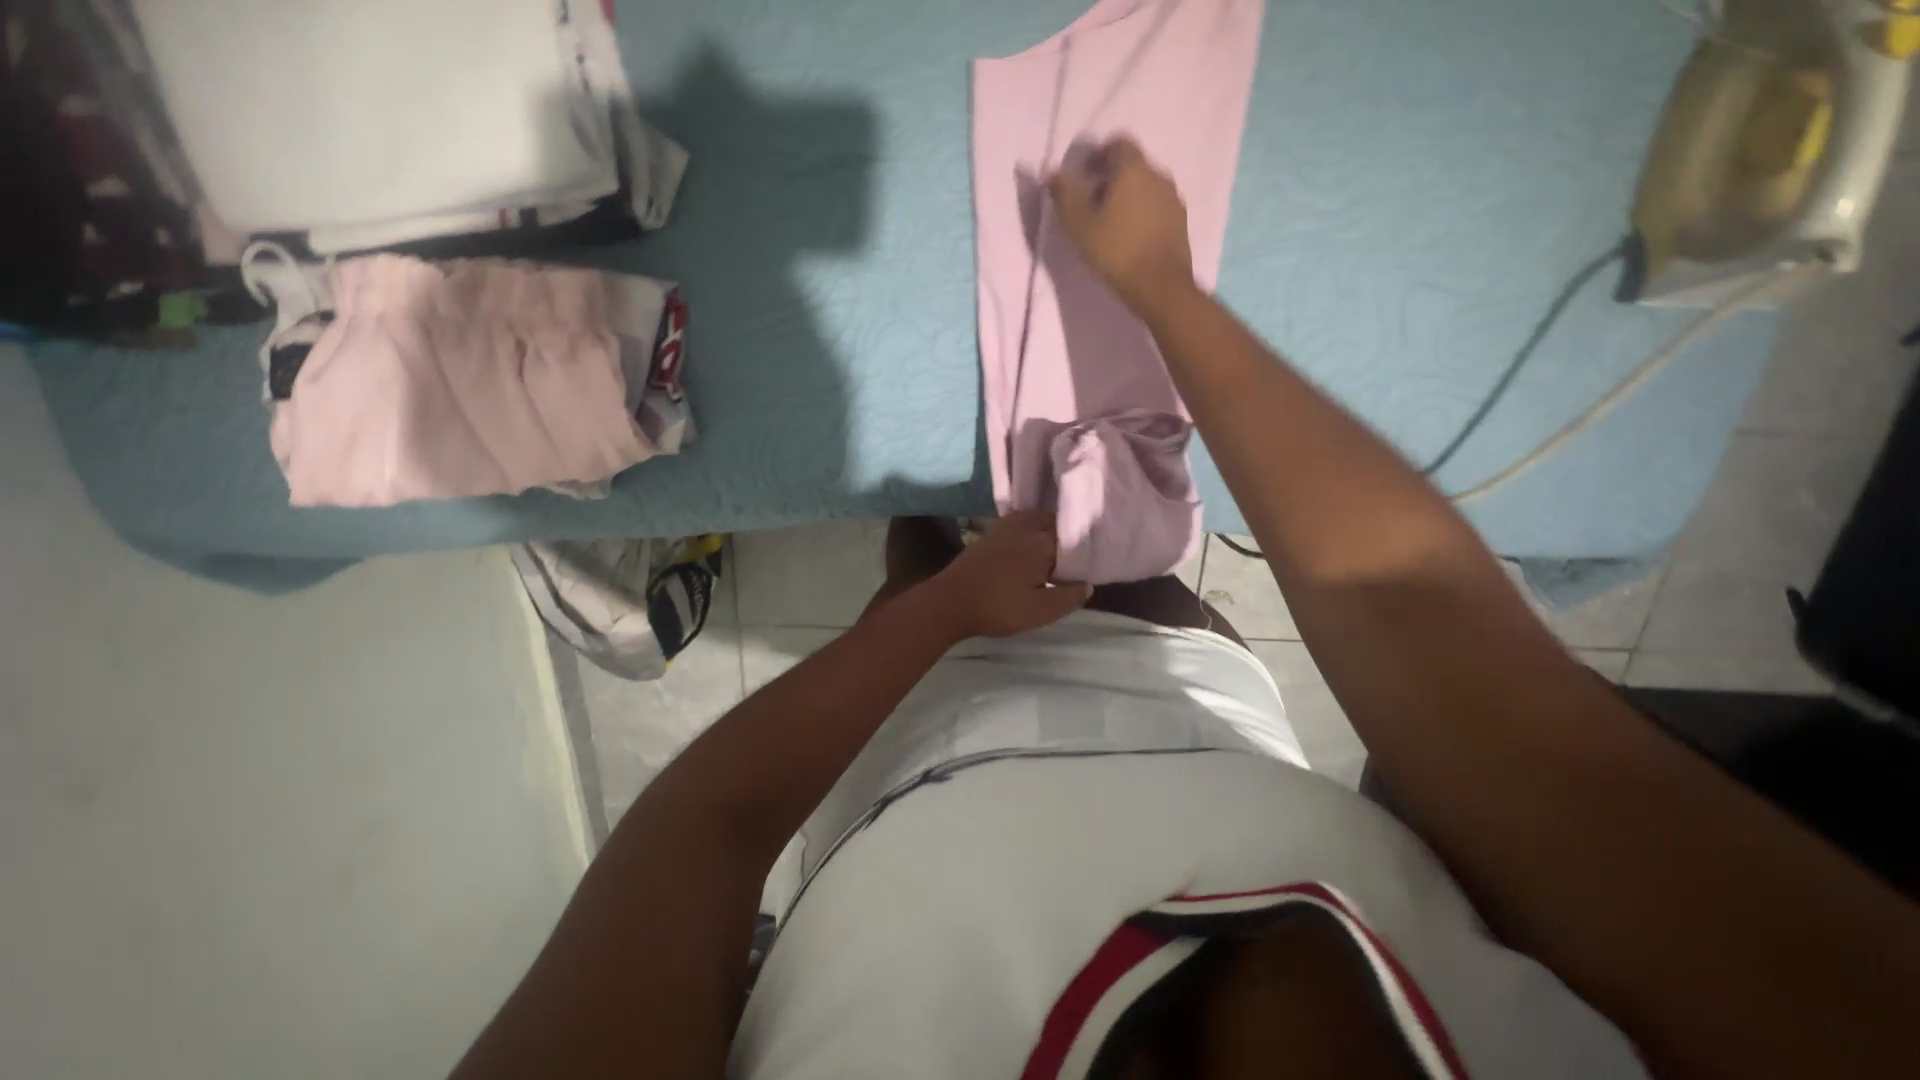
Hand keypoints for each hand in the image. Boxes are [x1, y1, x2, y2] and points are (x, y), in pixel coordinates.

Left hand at [921, 511, 1091, 639]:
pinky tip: (1028, 551)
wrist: (949, 602)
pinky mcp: (988, 534)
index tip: (1089, 564)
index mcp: (1041, 542)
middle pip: (1054, 524)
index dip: (1084, 550)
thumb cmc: (998, 607)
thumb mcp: (1040, 611)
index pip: (1073, 537)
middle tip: (1073, 562)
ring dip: (1046, 533)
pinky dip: (1028, 532)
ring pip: (1035, 521)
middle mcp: (1024, 526)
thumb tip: (1087, 584)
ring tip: (1052, 556)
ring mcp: (1004, 527)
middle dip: (1066, 538)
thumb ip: (1069, 597)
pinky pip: (1018, 525)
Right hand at [1047, 138, 1195, 314]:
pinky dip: (1143, 213)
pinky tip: (1131, 238)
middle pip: (1133, 165)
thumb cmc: (1115, 250)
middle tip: (1092, 203)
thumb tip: (1052, 173)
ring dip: (1128, 197)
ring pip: (1146, 187)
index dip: (1098, 155)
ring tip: (1111, 224)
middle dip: (1111, 178)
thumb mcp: (1078, 224)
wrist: (1160, 285)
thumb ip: (1063, 193)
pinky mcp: (1181, 222)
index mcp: (1133, 169)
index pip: (1117, 143)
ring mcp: (1173, 199)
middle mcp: (1158, 175)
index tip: (1084, 176)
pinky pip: (1158, 207)